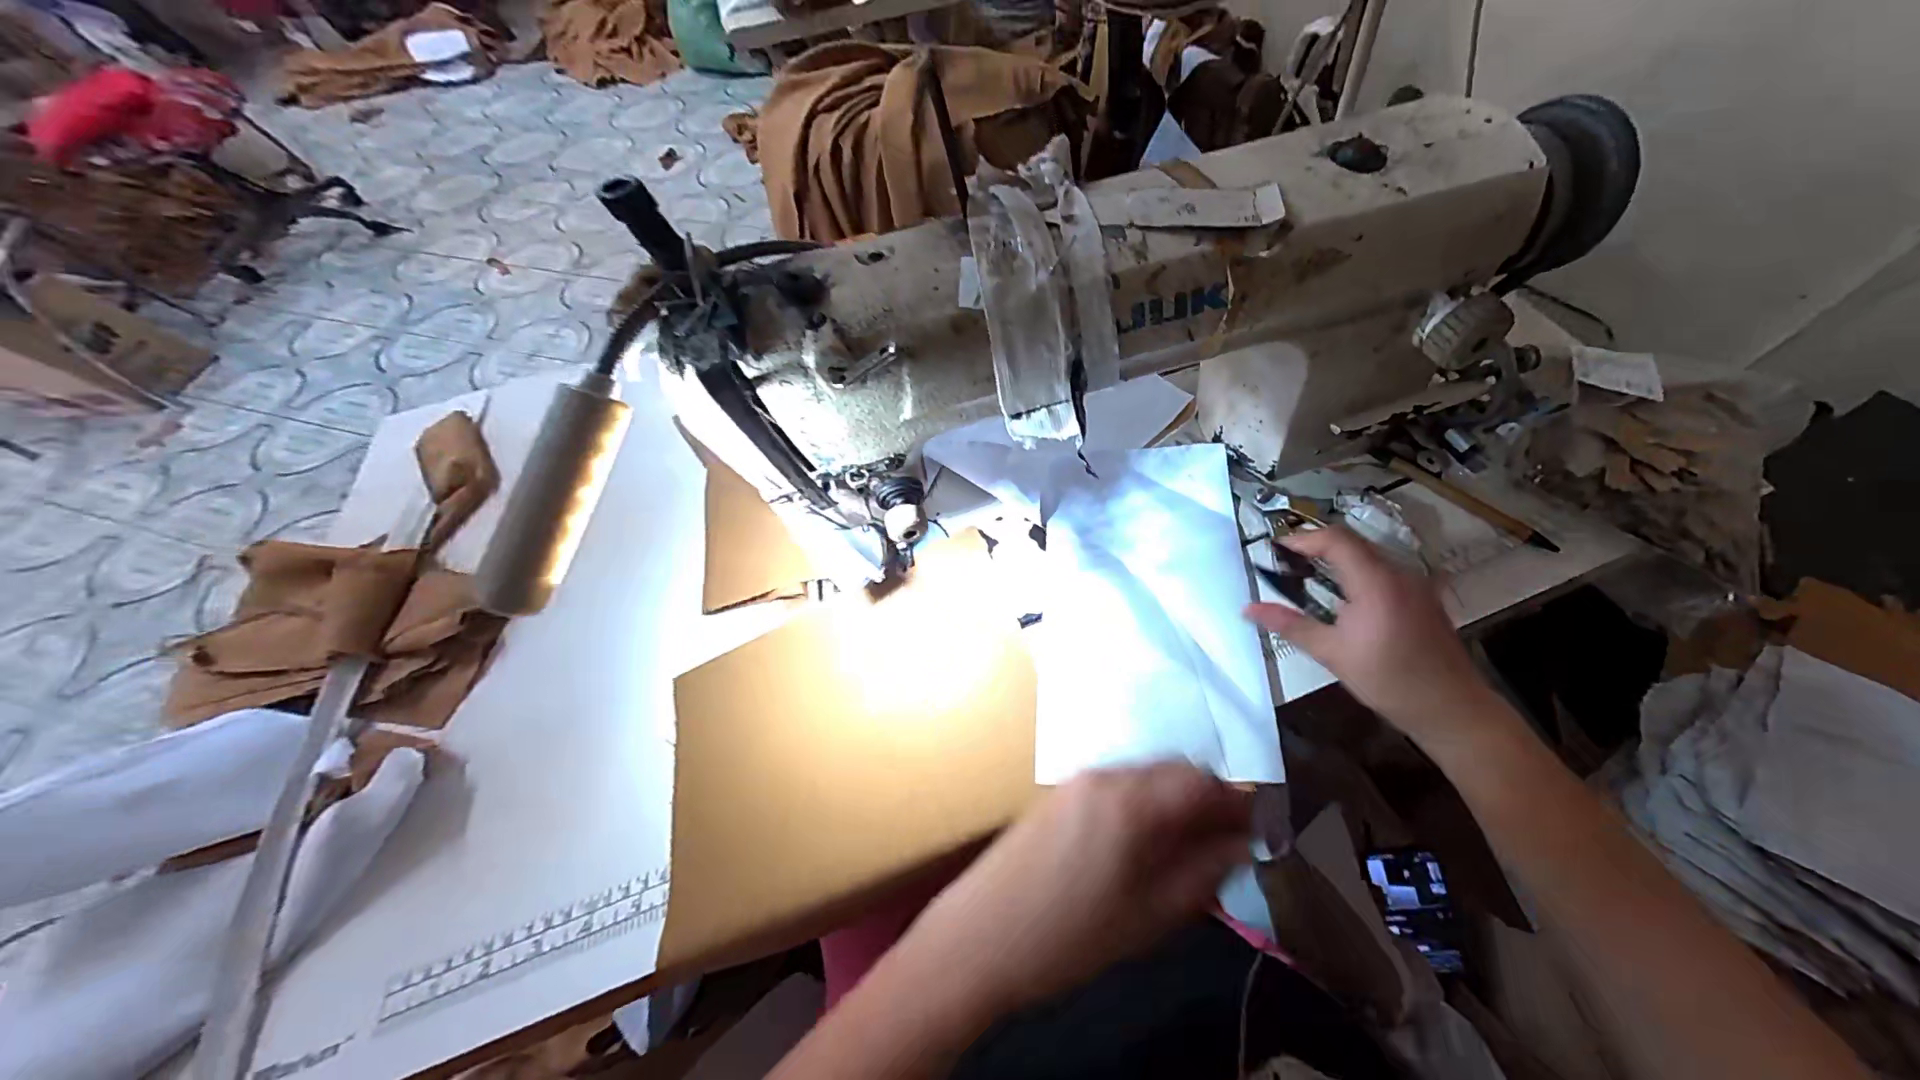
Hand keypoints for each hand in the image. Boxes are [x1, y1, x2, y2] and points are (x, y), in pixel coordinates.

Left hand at [890, 763, 1250, 1018]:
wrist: (978, 936)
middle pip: (1172, 769)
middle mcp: (1102, 775)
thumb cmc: (1071, 935)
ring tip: (1187, 850)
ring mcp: (1074, 780)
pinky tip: (1143, 844)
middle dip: (1206, 800)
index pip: (1202, 778)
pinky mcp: (1055, 795)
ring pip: (1143, 777)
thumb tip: (1242, 843)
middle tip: (1226, 844)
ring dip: (1173, 802)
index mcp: (1130, 799)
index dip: (1237, 802)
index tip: (1258, 832)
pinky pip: (1114, 786)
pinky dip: (1141, 804)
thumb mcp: (1151, 914)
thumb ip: (1205, 871)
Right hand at [1246, 527, 1502, 746]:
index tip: (1275, 550)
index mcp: (1376, 582)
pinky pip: (1383, 572)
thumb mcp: (1331, 653)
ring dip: (1336, 560)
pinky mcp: (1422, 598)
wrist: (1452, 709)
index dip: (1302, 539)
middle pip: (1352, 543)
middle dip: (1316, 547)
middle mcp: (1399, 574)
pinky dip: (1356, 574)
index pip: (1335, 539)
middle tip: (1284, 564)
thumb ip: (1289, 625)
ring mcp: (1415, 585)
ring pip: (1369, 557)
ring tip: (1306, 579)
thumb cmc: (1388, 680)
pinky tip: (1341, 600)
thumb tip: (1248, 609)